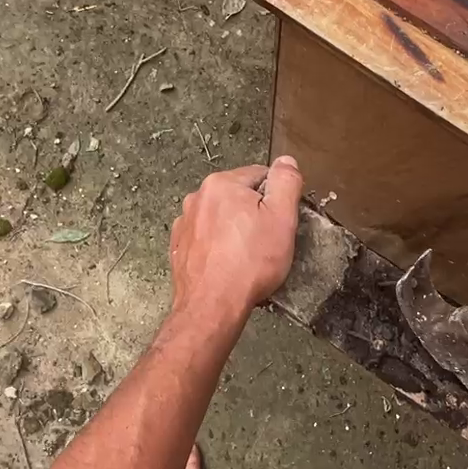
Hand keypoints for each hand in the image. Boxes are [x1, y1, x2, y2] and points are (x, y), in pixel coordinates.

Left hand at [168, 157, 304, 324]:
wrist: (212, 306)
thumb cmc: (248, 265)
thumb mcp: (282, 218)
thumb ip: (286, 182)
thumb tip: (287, 162)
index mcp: (222, 184)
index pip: (260, 176)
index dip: (276, 198)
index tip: (280, 221)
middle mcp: (198, 198)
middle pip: (239, 196)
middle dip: (255, 215)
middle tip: (266, 242)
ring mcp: (186, 223)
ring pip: (222, 218)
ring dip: (236, 231)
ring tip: (247, 258)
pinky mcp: (181, 246)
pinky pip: (208, 238)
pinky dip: (219, 247)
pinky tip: (229, 265)